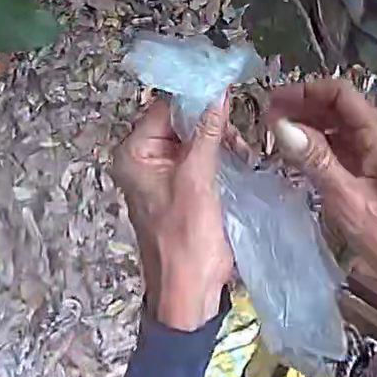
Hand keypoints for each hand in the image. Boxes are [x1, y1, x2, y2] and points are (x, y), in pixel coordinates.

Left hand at [109, 96, 233, 330]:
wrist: (189, 291)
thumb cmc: (185, 237)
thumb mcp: (197, 180)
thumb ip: (207, 133)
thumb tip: (218, 93)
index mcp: (135, 153)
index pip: (164, 108)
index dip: (194, 96)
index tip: (226, 84)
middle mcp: (144, 157)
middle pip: (179, 120)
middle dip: (210, 119)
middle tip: (237, 125)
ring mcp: (164, 171)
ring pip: (194, 136)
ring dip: (219, 137)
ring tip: (241, 147)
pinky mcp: (183, 183)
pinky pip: (201, 155)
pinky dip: (220, 152)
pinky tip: (239, 155)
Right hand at [267, 80, 376, 322]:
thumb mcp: (349, 201)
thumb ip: (316, 161)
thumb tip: (283, 125)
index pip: (341, 94)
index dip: (304, 91)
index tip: (274, 101)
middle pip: (341, 108)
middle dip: (304, 107)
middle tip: (270, 119)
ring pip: (344, 128)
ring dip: (312, 127)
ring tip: (280, 137)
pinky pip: (350, 148)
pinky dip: (325, 147)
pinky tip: (304, 160)